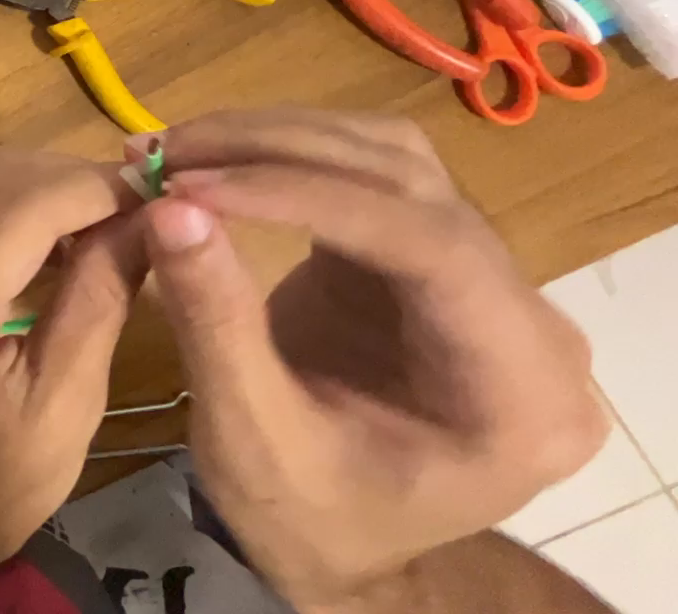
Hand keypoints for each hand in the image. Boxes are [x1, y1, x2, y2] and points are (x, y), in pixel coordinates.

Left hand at [0, 149, 144, 608]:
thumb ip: (99, 300)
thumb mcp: (64, 409)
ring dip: (28, 181)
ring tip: (88, 216)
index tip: (151, 195)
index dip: (92, 189)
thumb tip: (146, 217)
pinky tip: (33, 226)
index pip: (22, 208)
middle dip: (64, 178)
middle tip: (126, 205)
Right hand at [134, 110, 606, 610]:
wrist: (339, 540)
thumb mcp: (247, 433)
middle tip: (159, 154)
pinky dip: (270, 153)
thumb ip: (213, 321)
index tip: (186, 186)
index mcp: (514, 387)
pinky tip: (205, 161)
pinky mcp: (410, 255)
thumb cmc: (305, 514)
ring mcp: (470, 277)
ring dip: (268, 137)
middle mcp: (519, 313)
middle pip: (407, 181)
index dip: (302, 197)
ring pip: (383, 155)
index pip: (428, 245)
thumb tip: (166, 206)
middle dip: (272, 151)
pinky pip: (351, 173)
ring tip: (169, 148)